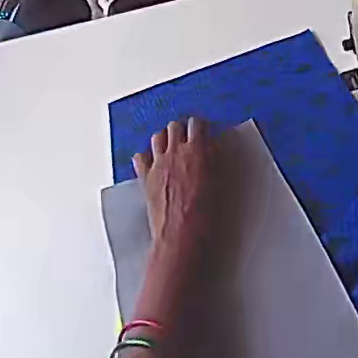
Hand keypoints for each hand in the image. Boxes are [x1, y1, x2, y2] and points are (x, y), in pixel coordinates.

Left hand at [132, 118, 211, 254]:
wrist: (181, 234)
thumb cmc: (204, 212)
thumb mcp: (217, 181)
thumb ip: (213, 159)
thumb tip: (211, 147)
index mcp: (197, 150)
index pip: (197, 123)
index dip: (200, 125)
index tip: (203, 130)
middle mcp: (175, 151)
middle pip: (175, 126)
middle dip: (181, 129)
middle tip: (186, 138)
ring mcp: (158, 163)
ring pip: (157, 136)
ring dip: (164, 139)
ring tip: (170, 147)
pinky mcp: (145, 177)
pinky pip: (139, 157)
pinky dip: (145, 156)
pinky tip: (152, 163)